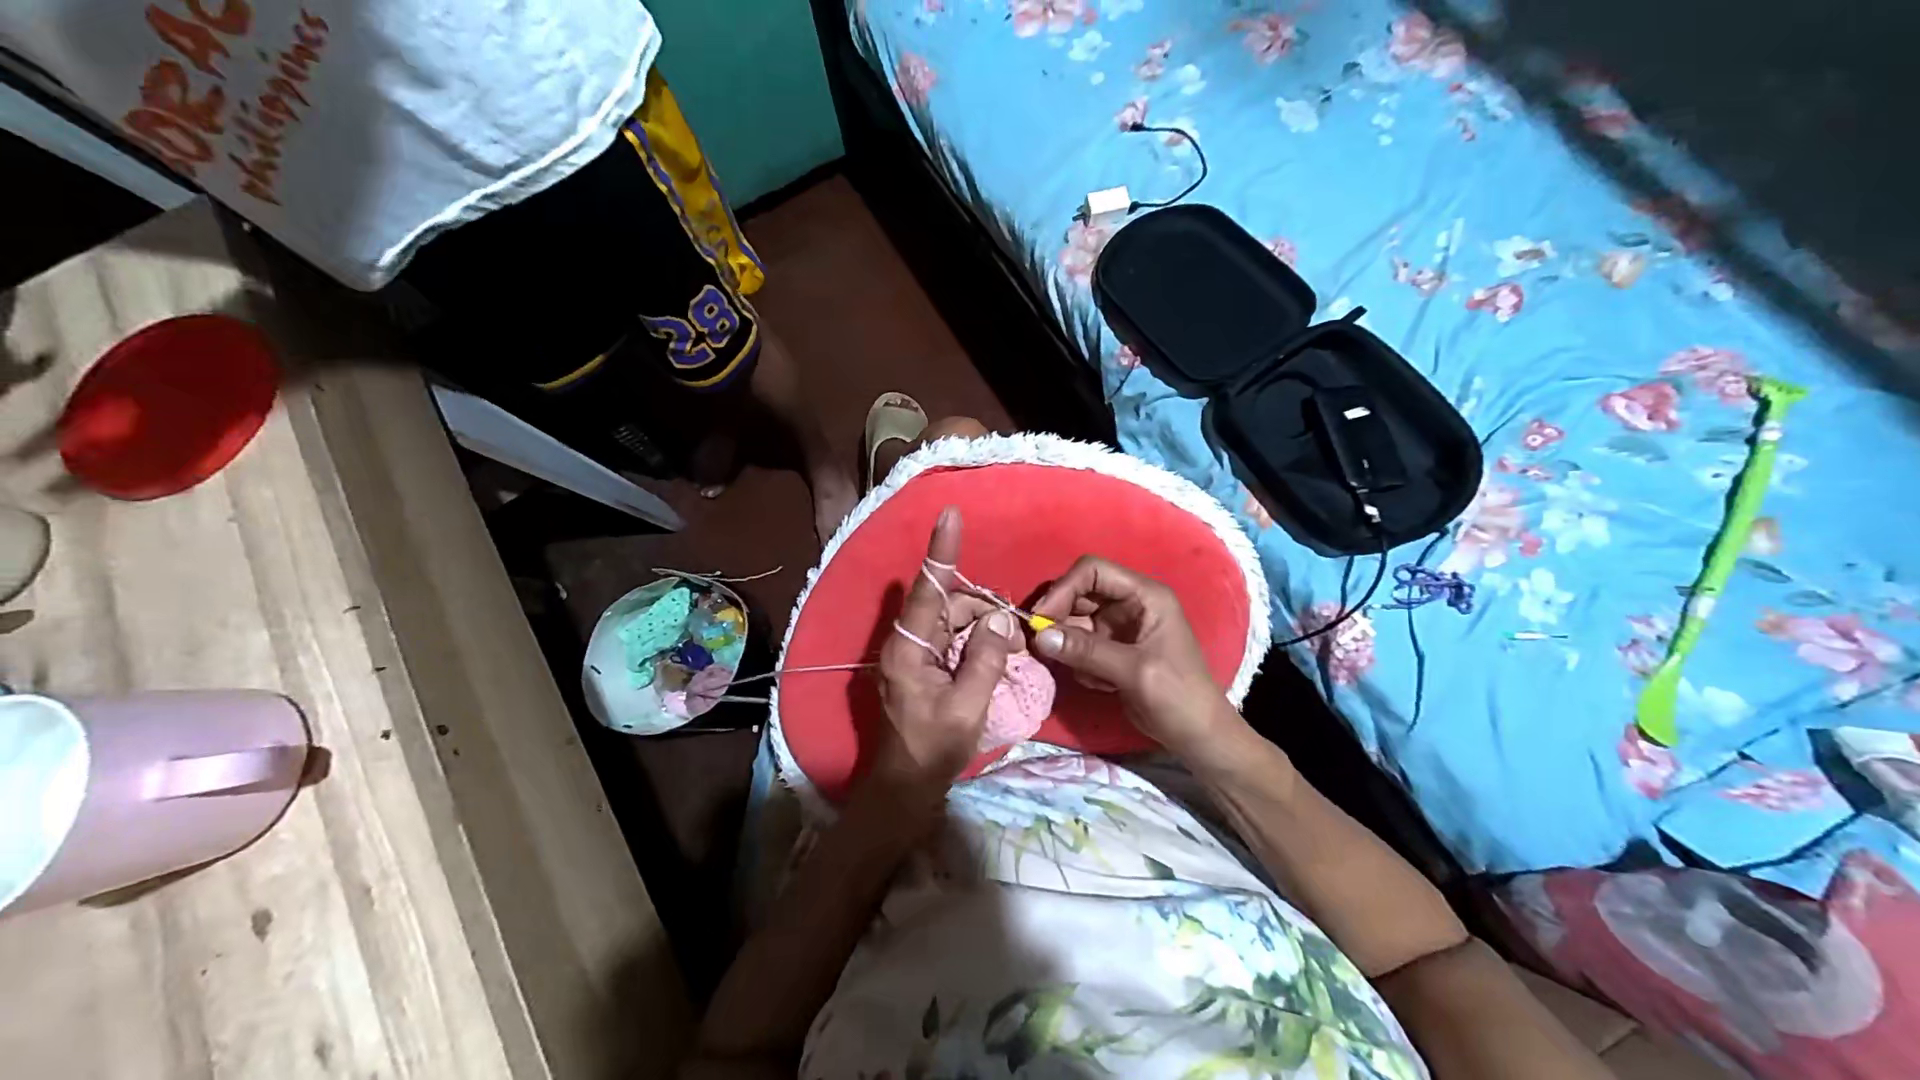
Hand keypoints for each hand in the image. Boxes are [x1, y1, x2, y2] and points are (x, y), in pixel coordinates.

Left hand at [871, 507, 1018, 795]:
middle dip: (980, 607)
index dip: (941, 551)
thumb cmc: (933, 747)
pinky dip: (973, 642)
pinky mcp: (920, 668)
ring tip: (1009, 645)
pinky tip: (994, 653)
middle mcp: (905, 644)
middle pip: (945, 604)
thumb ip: (985, 658)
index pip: (927, 589)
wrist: (905, 787)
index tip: (949, 515)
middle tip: (1015, 629)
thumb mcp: (967, 705)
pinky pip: (949, 640)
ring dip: (979, 626)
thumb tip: (1000, 620)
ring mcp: (911, 656)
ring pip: (950, 621)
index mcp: (908, 649)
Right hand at [1030, 555, 1243, 759]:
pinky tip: (1099, 684)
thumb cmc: (1177, 696)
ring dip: (1069, 645)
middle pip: (1080, 594)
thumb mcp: (1133, 671)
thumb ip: (1087, 651)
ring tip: (1083, 673)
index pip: (1094, 571)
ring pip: (1075, 621)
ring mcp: (1120, 627)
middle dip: (1059, 618)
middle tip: (1040, 644)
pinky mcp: (1112, 649)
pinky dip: (1079, 662)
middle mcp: (1130, 604)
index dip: (1064, 589)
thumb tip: (1040, 636)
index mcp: (1145, 595)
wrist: (1197, 736)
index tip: (1041, 618)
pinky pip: (1080, 644)